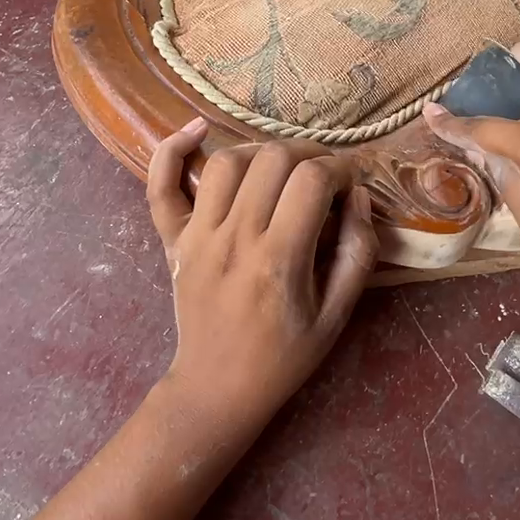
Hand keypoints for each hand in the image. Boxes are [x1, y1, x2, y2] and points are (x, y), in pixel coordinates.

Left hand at [143, 120, 378, 432]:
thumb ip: (357, 252)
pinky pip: (160, 187)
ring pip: (228, 161)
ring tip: (282, 164)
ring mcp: (197, 236)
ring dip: (262, 149)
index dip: (341, 169)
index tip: (351, 181)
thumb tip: (359, 195)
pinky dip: (172, 151)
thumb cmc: (284, 356)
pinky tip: (196, 128)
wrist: (216, 391)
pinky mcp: (174, 240)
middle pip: (273, 159)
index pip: (312, 181)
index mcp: (279, 260)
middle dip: (310, 153)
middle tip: (324, 171)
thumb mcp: (337, 315)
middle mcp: (235, 238)